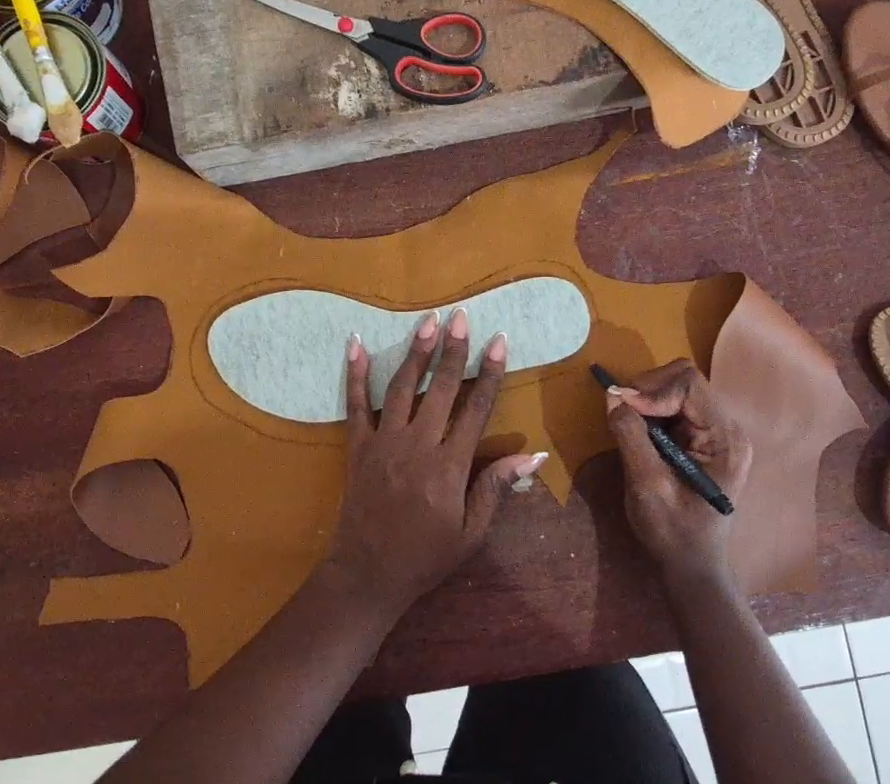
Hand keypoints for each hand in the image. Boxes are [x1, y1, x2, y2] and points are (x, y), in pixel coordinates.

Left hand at [322, 309, 547, 617]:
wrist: (368, 574)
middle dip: (454, 350)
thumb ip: (496, 488)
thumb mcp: (471, 533)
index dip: (490, 374)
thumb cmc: (425, 557)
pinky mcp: (357, 447)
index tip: (499, 342)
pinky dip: (355, 373)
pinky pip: (355, 404)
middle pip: (441, 389)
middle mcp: (417, 445)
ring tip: (428, 321)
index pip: (476, 410)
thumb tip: (534, 455)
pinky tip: (355, 343)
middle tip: (462, 316)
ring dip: (416, 352)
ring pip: (402, 388)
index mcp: (449, 466)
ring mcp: (384, 443)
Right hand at [606, 359, 751, 586]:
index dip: (652, 389)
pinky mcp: (704, 439)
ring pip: (678, 390)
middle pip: (685, 380)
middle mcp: (727, 428)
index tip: (624, 409)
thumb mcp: (646, 485)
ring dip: (648, 401)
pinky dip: (652, 412)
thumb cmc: (673, 531)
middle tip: (622, 413)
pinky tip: (641, 434)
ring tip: (630, 425)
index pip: (689, 383)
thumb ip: (631, 436)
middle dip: (648, 390)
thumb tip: (612, 396)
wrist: (691, 565)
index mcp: (725, 439)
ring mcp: (717, 433)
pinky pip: (676, 407)